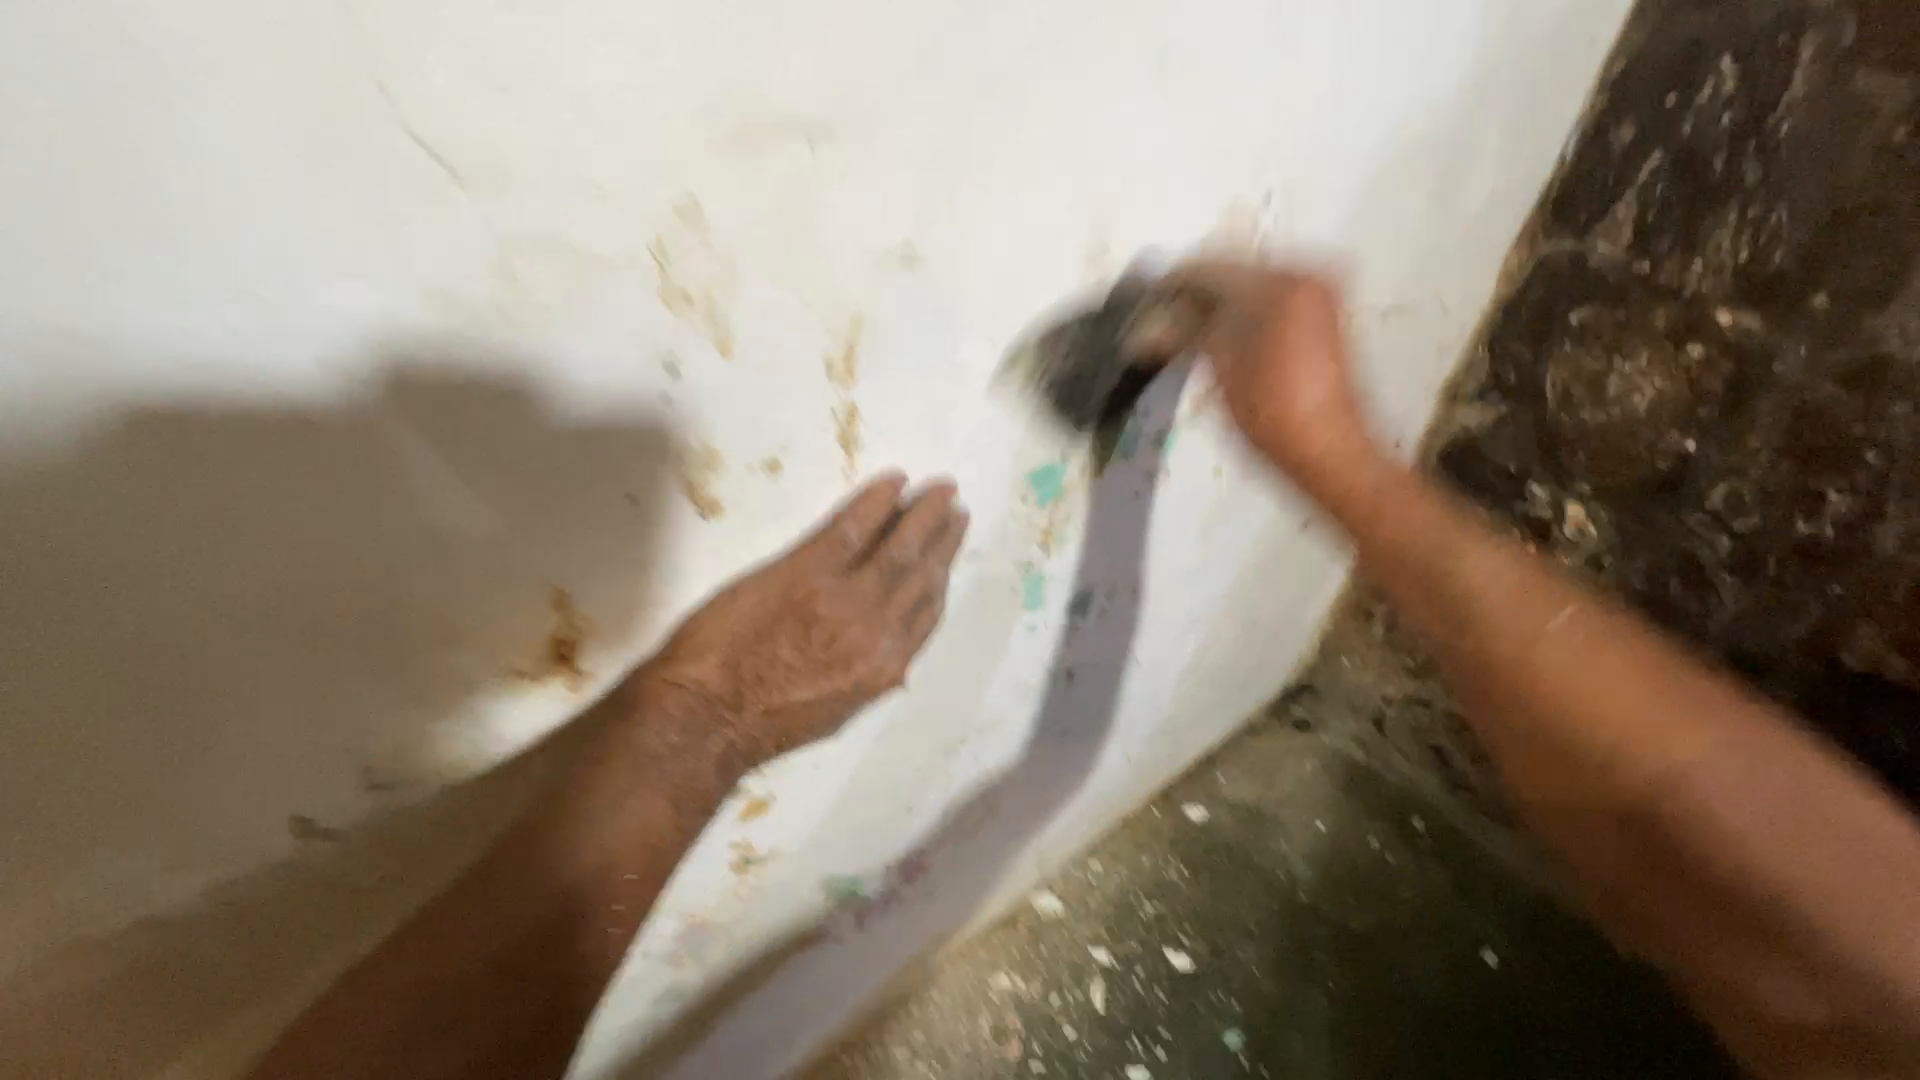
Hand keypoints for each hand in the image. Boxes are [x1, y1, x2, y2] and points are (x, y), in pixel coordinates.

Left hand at [636, 473, 967, 769]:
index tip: (946, 553)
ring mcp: (846, 596)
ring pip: (898, 546)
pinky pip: (852, 527)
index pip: (926, 610)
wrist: (707, 715)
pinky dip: (875, 501)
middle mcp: (880, 629)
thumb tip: (885, 653)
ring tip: (939, 490)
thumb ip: (866, 675)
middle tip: (956, 507)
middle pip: (922, 573)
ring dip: (922, 513)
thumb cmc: (762, 723)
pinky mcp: (808, 570)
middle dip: (943, 537)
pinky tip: (893, 481)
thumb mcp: (835, 711)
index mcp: (886, 667)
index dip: (940, 574)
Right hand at [1162, 260, 1384, 497]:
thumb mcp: (1221, 370)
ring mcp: (1317, 292)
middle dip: (1191, 297)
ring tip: (1178, 334)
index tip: (1141, 308)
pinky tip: (1213, 337)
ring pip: (1247, 286)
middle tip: (1155, 324)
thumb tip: (1143, 327)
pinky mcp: (1322, 312)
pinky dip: (1239, 313)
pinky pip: (1268, 299)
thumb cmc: (1273, 415)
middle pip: (1230, 272)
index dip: (1170, 288)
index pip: (1208, 269)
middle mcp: (1304, 275)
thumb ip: (1183, 335)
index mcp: (1280, 284)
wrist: (1328, 449)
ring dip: (1213, 306)